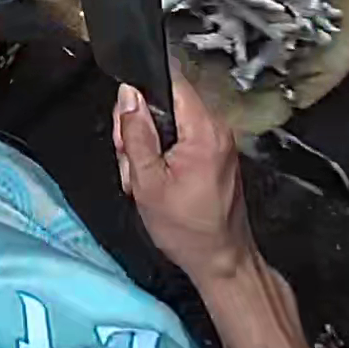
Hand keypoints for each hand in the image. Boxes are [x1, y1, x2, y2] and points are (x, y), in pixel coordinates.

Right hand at [113, 69, 257, 282]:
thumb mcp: (147, 180)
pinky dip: (159, 148)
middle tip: (128, 155)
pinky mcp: (212, 153)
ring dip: (144, 139)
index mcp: (204, 132)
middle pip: (163, 100)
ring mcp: (216, 142)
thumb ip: (135, 131)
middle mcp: (215, 130)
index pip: (171, 81)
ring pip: (166, 118)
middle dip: (137, 122)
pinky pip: (177, 134)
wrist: (222, 266)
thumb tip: (127, 93)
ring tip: (139, 171)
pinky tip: (151, 173)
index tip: (126, 114)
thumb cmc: (187, 229)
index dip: (141, 89)